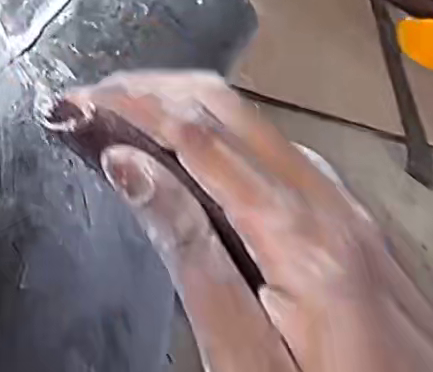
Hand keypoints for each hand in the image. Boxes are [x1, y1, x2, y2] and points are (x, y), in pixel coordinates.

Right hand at [64, 72, 432, 371]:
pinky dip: (215, 129)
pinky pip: (275, 148)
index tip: (73, 100)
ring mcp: (352, 212)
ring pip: (249, 119)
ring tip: (122, 119)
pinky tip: (187, 153)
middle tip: (88, 104)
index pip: (195, 132)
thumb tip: (123, 160)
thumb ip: (187, 251)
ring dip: (178, 103)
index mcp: (302, 237)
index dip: (125, 104)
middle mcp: (332, 206)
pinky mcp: (359, 226)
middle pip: (223, 104)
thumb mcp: (247, 357)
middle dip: (146, 88)